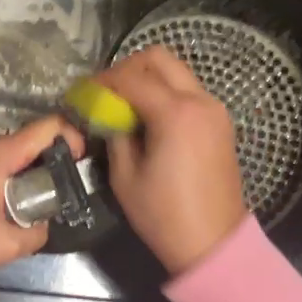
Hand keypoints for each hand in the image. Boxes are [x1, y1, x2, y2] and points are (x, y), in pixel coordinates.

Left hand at [0, 116, 83, 274]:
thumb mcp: (7, 244)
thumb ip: (38, 232)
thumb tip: (48, 224)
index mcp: (2, 155)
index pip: (49, 126)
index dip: (73, 136)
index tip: (81, 161)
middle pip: (34, 137)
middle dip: (56, 156)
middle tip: (69, 185)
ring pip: (17, 150)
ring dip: (35, 167)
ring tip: (48, 196)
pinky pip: (1, 161)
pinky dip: (16, 173)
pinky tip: (19, 200)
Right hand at [96, 46, 249, 274]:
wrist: (213, 243)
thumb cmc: (164, 215)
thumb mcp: (124, 176)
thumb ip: (115, 134)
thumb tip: (107, 115)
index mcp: (175, 114)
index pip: (130, 77)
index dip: (101, 81)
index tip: (81, 94)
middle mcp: (200, 101)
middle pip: (159, 58)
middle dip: (127, 68)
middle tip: (105, 91)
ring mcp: (215, 110)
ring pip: (176, 71)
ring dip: (147, 79)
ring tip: (124, 104)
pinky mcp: (220, 122)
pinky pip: (188, 91)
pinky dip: (165, 92)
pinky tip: (147, 117)